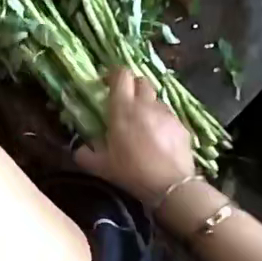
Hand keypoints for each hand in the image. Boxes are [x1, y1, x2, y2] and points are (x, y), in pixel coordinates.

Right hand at [75, 69, 195, 204]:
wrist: (170, 186)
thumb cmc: (132, 172)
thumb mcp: (101, 167)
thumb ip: (86, 154)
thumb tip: (79, 149)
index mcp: (123, 108)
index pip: (121, 75)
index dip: (114, 75)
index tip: (107, 84)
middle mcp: (146, 104)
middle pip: (141, 81)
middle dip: (132, 87)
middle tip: (125, 103)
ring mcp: (167, 114)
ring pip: (156, 99)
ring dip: (147, 106)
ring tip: (143, 125)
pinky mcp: (181, 125)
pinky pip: (169, 116)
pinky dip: (161, 122)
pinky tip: (159, 140)